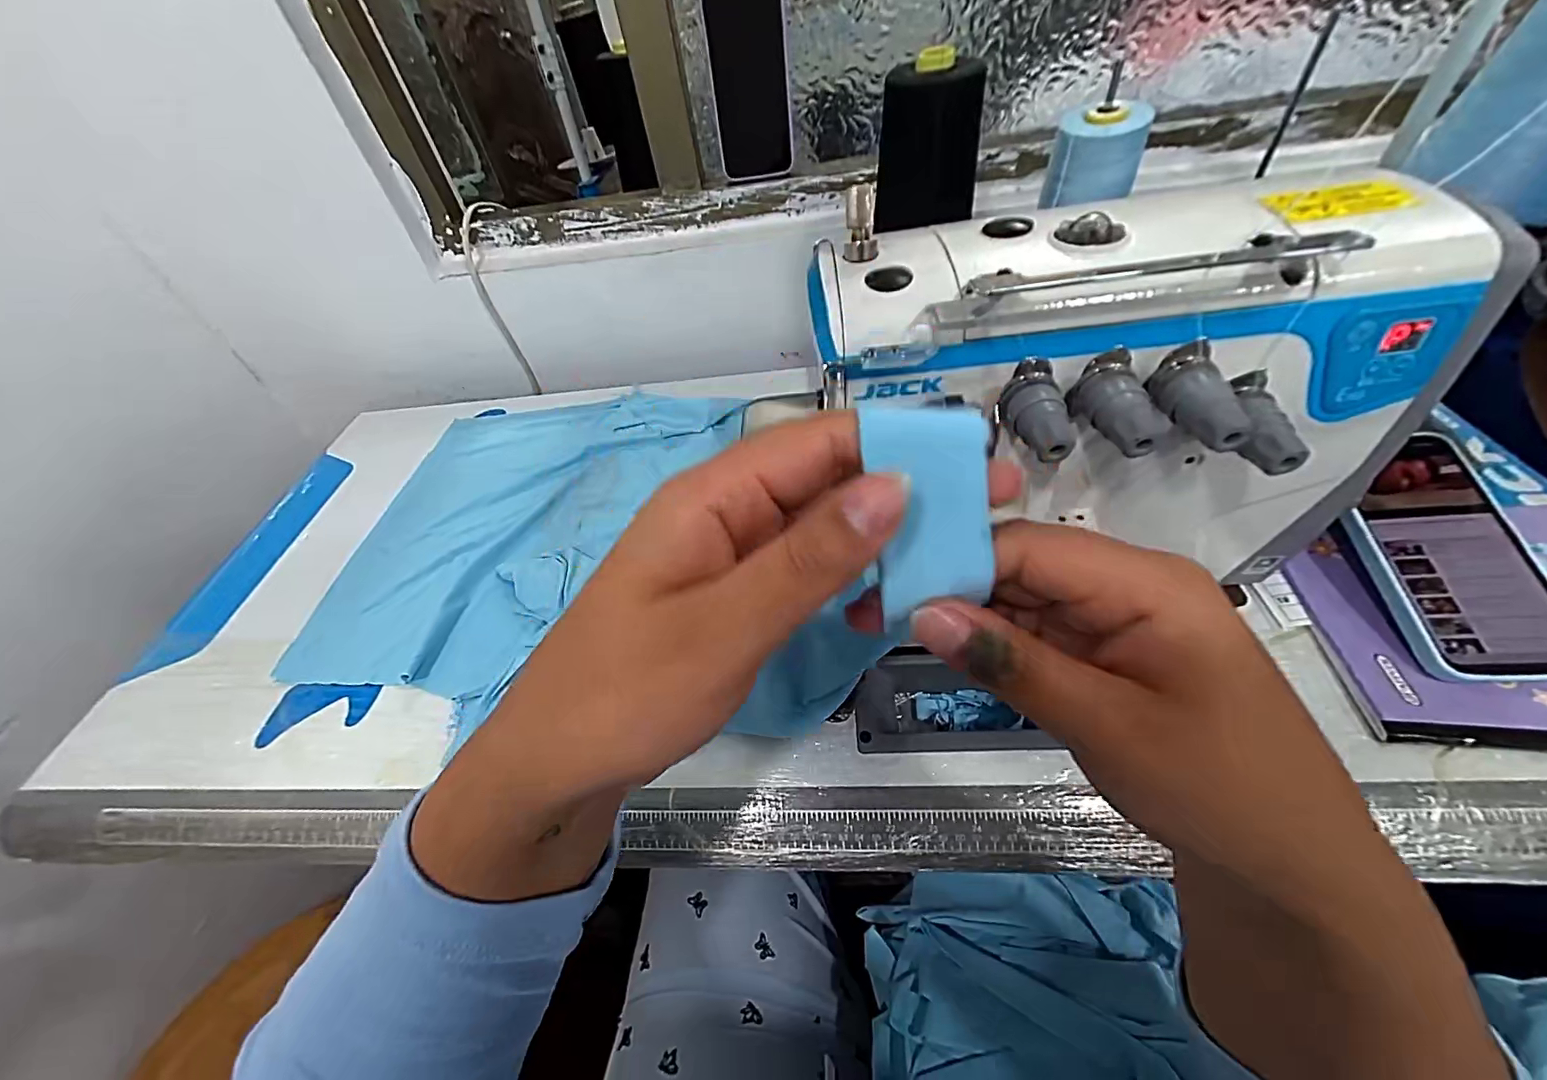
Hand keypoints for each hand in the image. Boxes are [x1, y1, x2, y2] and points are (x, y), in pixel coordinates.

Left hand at [414, 411, 1016, 898]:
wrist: (558, 766)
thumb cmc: (629, 694)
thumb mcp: (727, 625)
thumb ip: (810, 557)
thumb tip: (894, 485)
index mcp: (713, 496)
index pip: (820, 442)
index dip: (900, 443)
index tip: (977, 462)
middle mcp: (724, 512)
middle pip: (826, 480)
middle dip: (903, 491)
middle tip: (988, 513)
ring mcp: (729, 555)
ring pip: (820, 527)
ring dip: (880, 538)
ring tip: (952, 557)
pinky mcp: (734, 595)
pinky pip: (802, 569)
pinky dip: (846, 577)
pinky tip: (881, 601)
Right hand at [903, 521, 1386, 909]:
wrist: (1289, 863)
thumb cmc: (1217, 788)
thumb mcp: (1106, 725)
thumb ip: (1012, 663)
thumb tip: (923, 613)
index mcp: (1145, 582)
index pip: (1028, 546)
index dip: (954, 559)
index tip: (884, 584)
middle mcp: (1128, 584)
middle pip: (1022, 563)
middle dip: (951, 581)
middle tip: (872, 603)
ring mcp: (1117, 617)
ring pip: (1023, 595)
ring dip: (965, 610)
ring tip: (889, 620)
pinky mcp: (1106, 649)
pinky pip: (1038, 629)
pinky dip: (993, 639)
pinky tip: (944, 643)